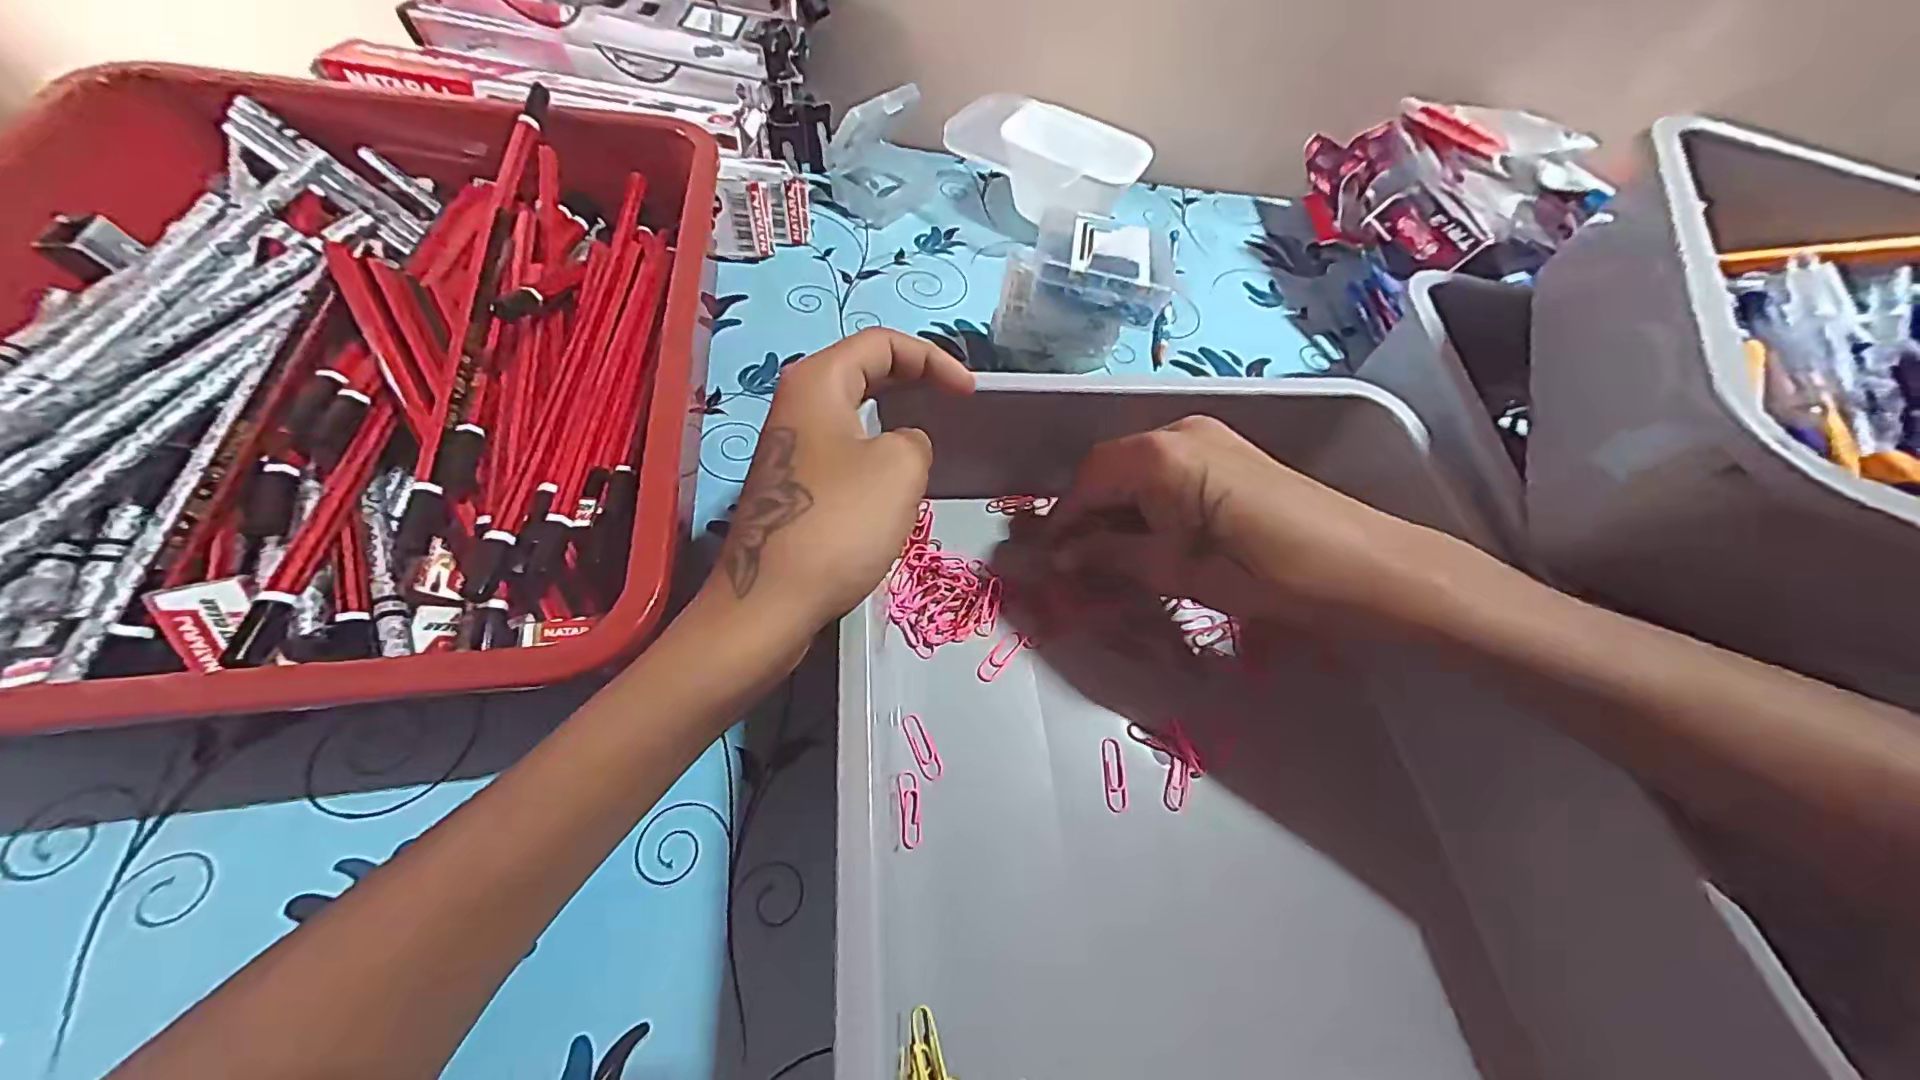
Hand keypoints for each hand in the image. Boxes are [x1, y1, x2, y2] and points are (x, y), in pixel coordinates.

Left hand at [706, 328, 974, 635]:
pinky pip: (844, 453)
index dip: (933, 359)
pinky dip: (876, 455)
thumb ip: (915, 439)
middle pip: (864, 372)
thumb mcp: (900, 467)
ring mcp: (791, 449)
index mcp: (817, 382)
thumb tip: (901, 446)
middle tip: (953, 406)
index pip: (882, 343)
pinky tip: (897, 484)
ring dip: (896, 421)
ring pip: (854, 415)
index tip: (968, 392)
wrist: (771, 601)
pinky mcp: (794, 488)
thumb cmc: (838, 524)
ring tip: (932, 443)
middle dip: (915, 381)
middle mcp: (797, 406)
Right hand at [1011, 415, 1470, 633]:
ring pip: (1133, 470)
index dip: (1062, 521)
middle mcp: (1179, 432)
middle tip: (1076, 561)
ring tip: (1110, 555)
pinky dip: (1144, 502)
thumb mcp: (1177, 571)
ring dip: (1114, 509)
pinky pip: (1163, 471)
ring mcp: (1206, 437)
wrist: (1368, 568)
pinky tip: (1147, 536)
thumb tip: (1061, 555)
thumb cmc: (1269, 573)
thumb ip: (1111, 555)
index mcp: (1161, 456)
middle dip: (1086, 514)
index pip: (1087, 481)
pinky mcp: (1226, 453)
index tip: (1047, 559)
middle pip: (1107, 469)